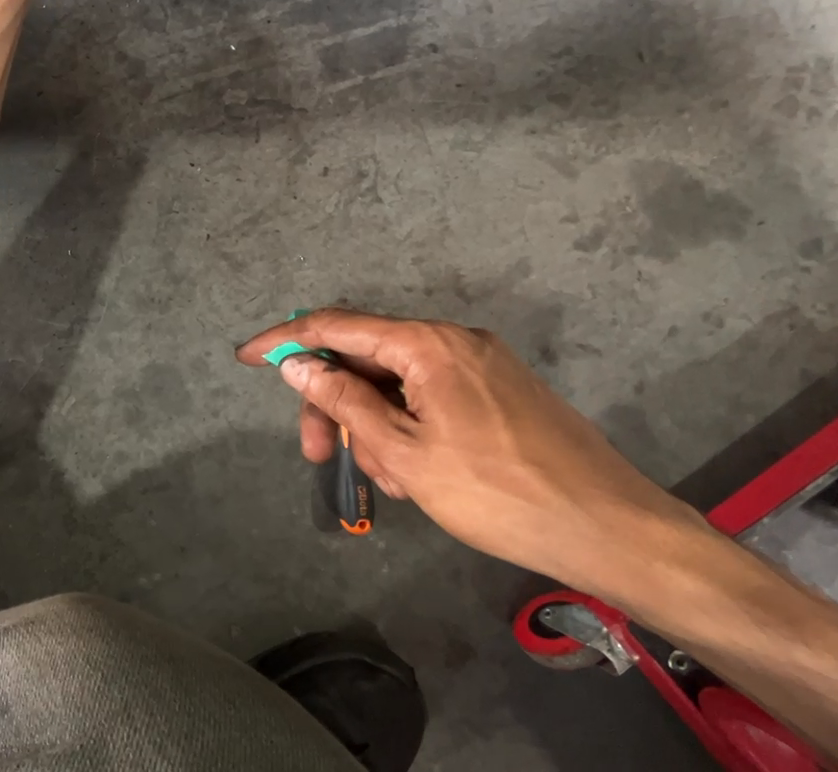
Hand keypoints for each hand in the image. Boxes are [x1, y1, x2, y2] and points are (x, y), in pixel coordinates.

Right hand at [236, 308, 704, 592]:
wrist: (617, 534)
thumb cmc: (497, 492)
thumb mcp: (402, 450)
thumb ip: (341, 400)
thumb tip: (297, 364)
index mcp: (428, 345)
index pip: (334, 327)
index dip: (284, 341)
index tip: (245, 358)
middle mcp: (453, 342)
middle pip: (364, 358)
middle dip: (332, 404)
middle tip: (314, 453)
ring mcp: (481, 367)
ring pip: (394, 383)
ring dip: (371, 425)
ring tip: (386, 480)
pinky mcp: (498, 394)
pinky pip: (427, 398)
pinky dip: (404, 428)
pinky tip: (412, 474)